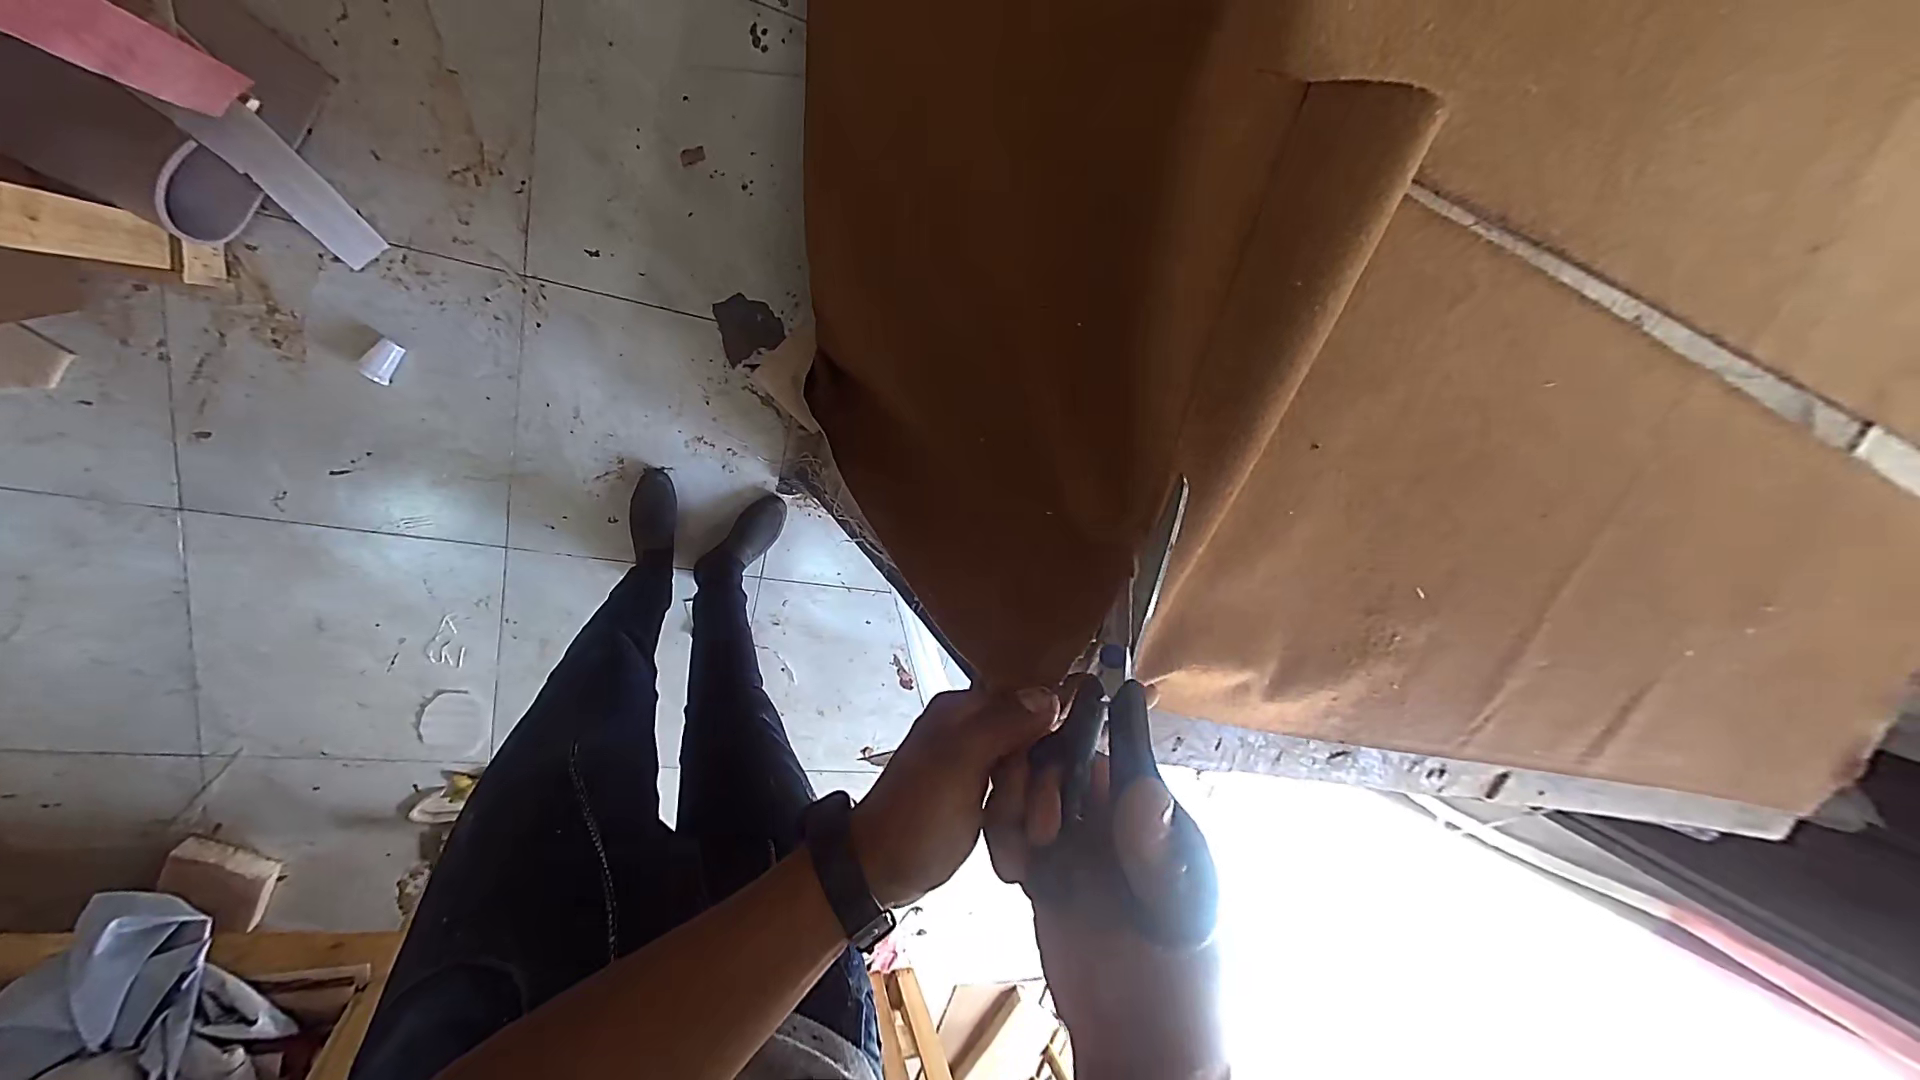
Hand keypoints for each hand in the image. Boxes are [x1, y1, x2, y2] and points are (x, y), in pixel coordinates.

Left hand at [849, 688, 1057, 907]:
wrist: (880, 871)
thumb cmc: (914, 817)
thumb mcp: (958, 764)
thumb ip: (1003, 725)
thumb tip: (1049, 695)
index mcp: (965, 711)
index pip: (1031, 708)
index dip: (1047, 747)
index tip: (1047, 786)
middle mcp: (974, 730)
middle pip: (1034, 748)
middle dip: (1034, 792)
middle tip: (1031, 826)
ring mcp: (977, 765)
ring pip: (1029, 780)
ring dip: (1025, 816)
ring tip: (1009, 841)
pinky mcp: (980, 795)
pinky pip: (1017, 803)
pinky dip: (1014, 828)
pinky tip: (1008, 850)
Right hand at [984, 690, 1226, 1079]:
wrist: (1135, 1042)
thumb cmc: (1178, 978)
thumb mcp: (1178, 914)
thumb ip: (1158, 852)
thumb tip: (1144, 784)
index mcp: (1151, 815)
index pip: (1129, 750)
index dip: (1111, 718)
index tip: (1094, 683)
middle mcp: (1111, 818)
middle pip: (1065, 763)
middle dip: (1045, 783)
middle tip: (1042, 830)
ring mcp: (1075, 843)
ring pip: (1032, 792)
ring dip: (1018, 812)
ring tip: (1026, 857)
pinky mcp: (1045, 869)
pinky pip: (1014, 834)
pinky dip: (1006, 842)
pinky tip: (1015, 874)